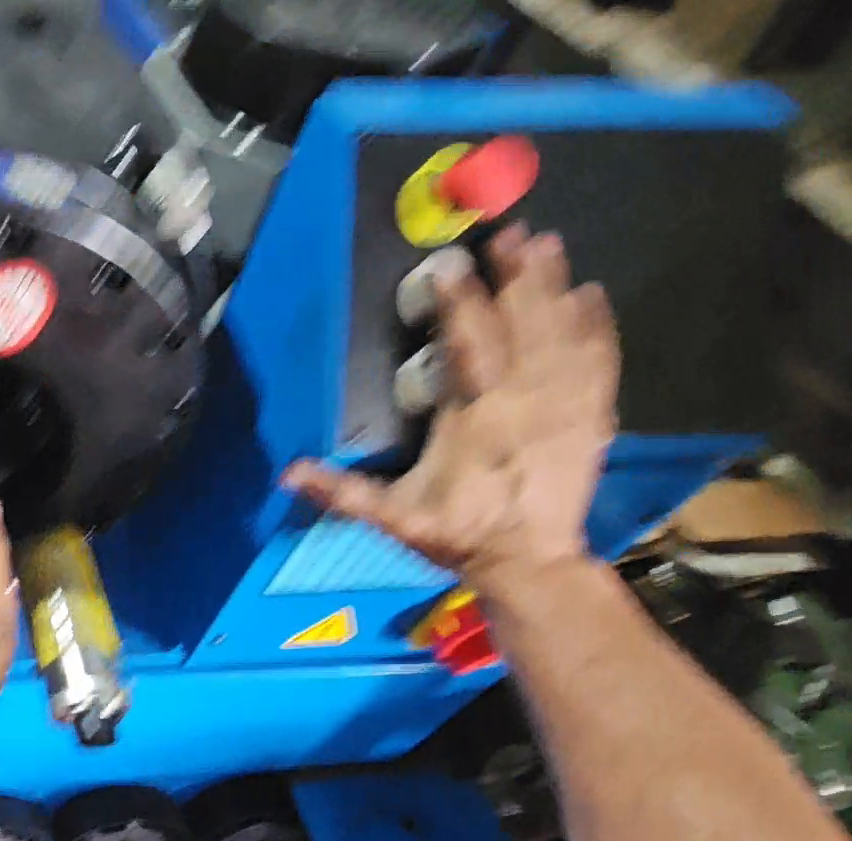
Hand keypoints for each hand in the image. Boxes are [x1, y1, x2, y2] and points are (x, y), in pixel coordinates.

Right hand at [283, 225, 620, 593]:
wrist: (532, 563)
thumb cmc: (458, 536)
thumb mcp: (392, 518)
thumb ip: (341, 492)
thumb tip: (285, 472)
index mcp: (474, 422)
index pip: (468, 348)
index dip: (461, 304)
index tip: (450, 265)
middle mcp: (525, 404)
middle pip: (524, 327)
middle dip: (516, 277)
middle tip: (509, 233)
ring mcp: (566, 408)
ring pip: (563, 334)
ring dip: (554, 288)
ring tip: (547, 245)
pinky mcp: (593, 418)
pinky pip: (600, 360)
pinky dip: (597, 325)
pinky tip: (591, 294)